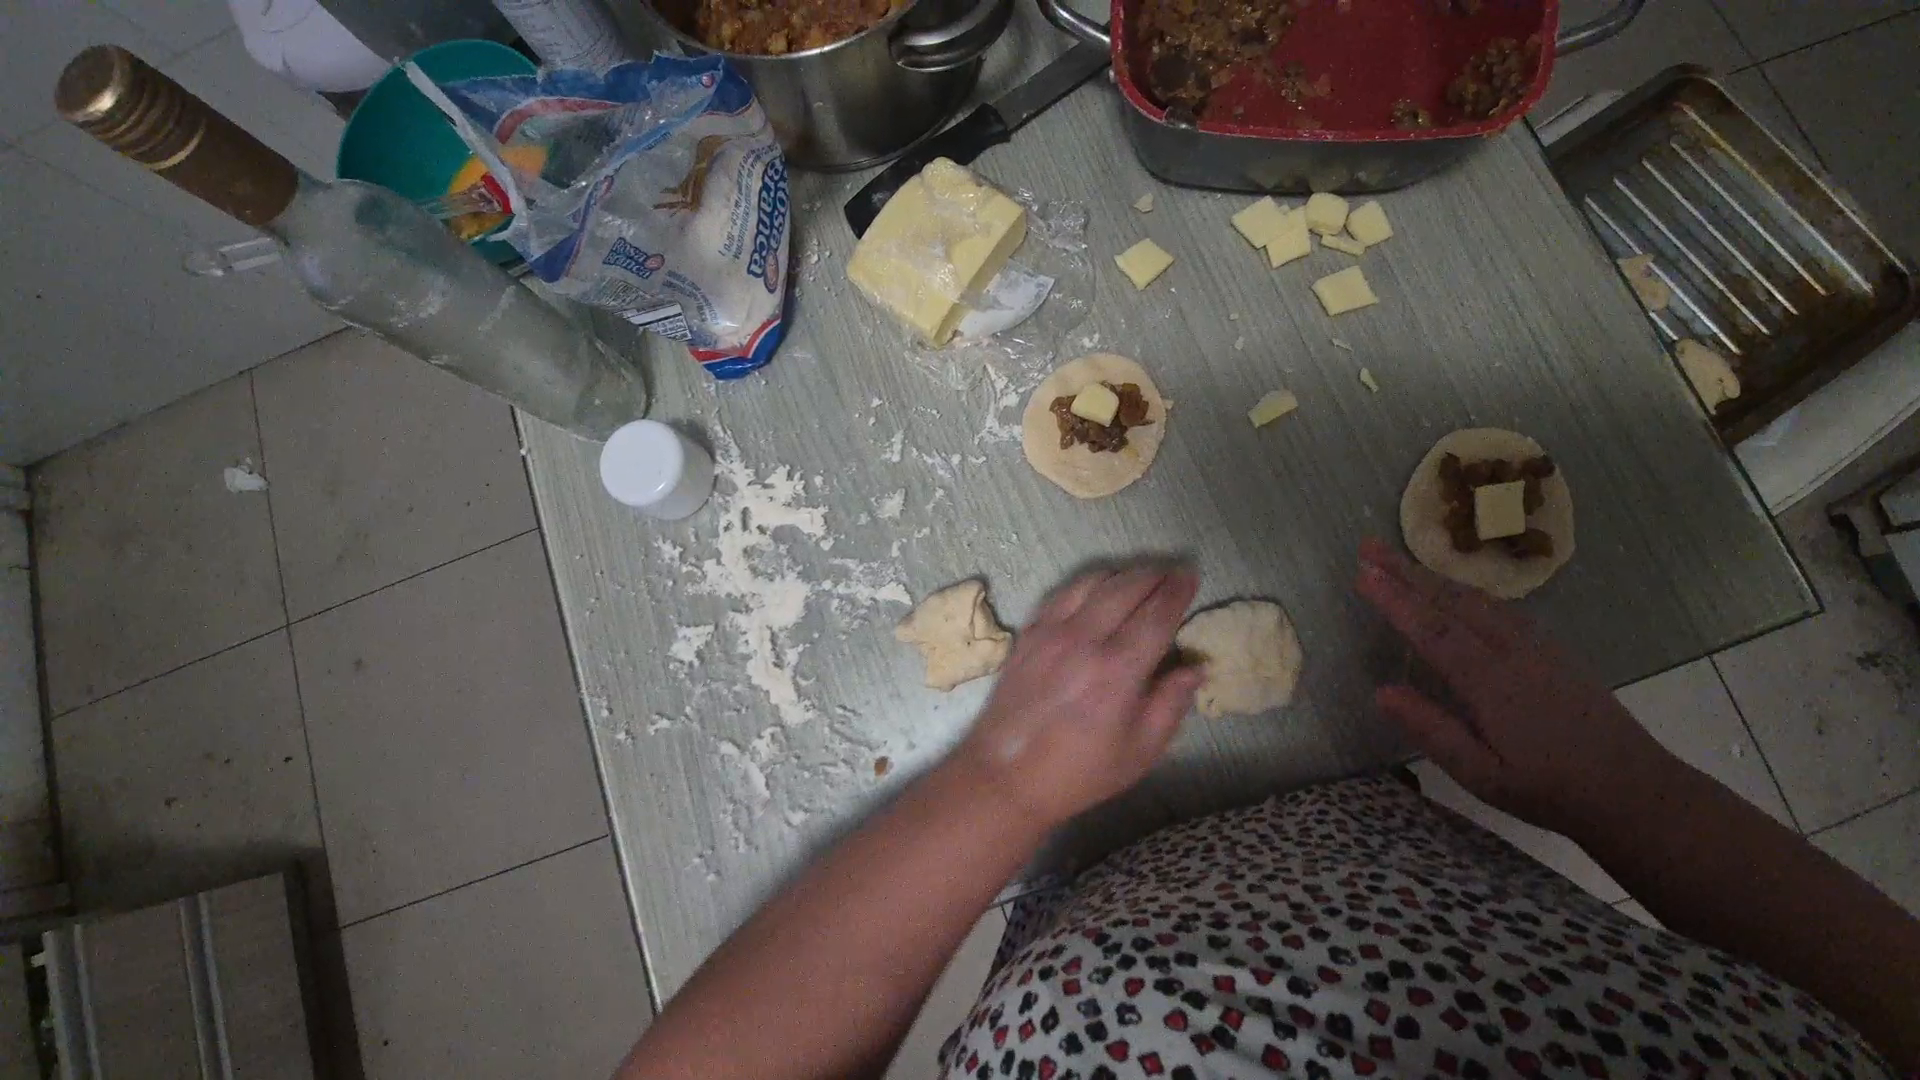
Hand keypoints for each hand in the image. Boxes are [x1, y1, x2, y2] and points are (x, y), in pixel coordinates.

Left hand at [953, 563, 1202, 828]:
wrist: (1006, 775)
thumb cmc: (1079, 772)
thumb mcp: (1140, 751)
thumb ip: (1171, 704)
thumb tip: (1195, 668)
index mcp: (1118, 670)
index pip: (1157, 614)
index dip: (1178, 591)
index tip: (1192, 576)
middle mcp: (1084, 640)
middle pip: (1126, 588)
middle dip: (1155, 575)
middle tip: (1173, 572)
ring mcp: (1051, 633)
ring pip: (1092, 582)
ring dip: (1122, 574)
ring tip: (1141, 578)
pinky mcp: (1028, 635)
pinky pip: (1062, 594)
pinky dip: (1087, 583)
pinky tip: (1097, 589)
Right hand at [1355, 538, 1680, 837]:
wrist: (1637, 792)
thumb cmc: (1550, 790)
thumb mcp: (1482, 775)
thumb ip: (1431, 730)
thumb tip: (1381, 692)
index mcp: (1492, 683)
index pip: (1433, 630)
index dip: (1395, 600)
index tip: (1362, 573)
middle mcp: (1514, 653)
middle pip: (1452, 601)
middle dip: (1405, 572)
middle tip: (1368, 547)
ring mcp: (1537, 648)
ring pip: (1477, 600)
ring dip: (1432, 577)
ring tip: (1396, 561)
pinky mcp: (1552, 652)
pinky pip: (1499, 608)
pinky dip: (1463, 591)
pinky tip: (1452, 592)